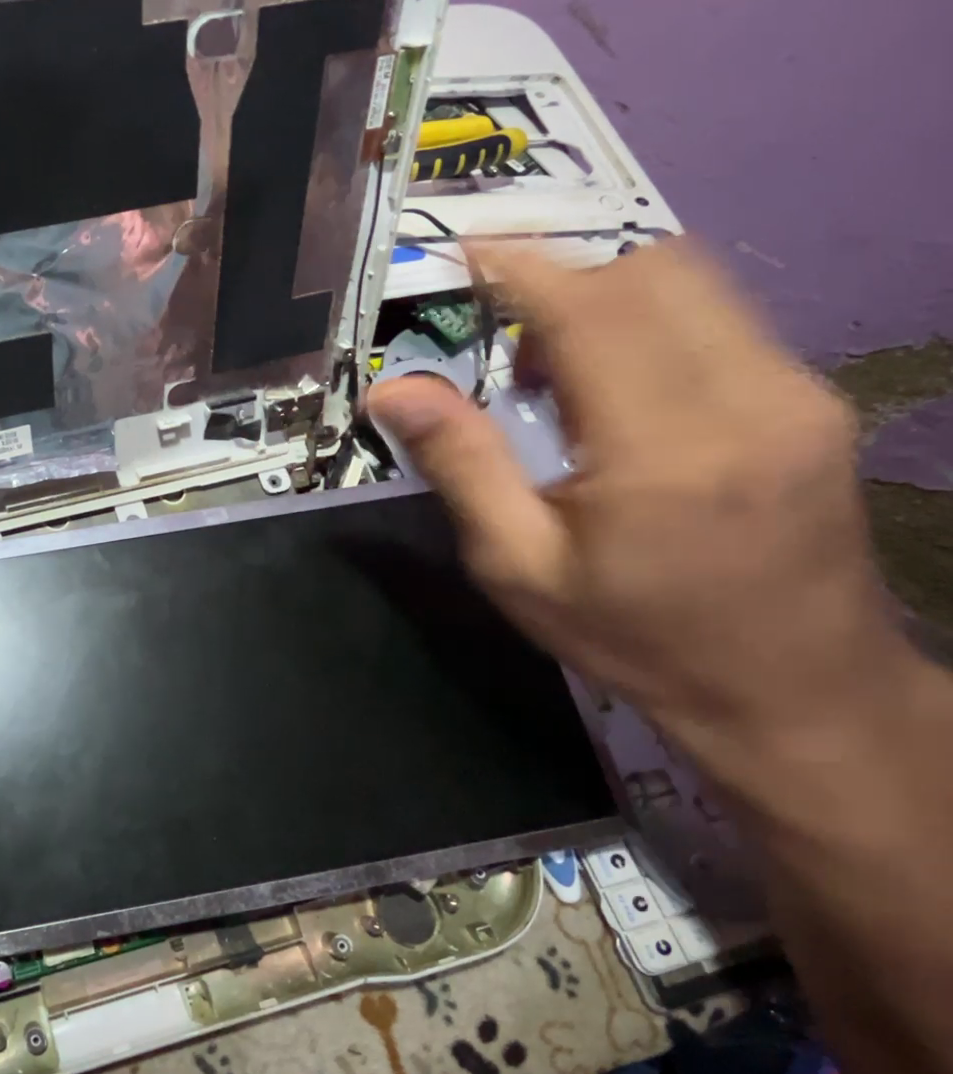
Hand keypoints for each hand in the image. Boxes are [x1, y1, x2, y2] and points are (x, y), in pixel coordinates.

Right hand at [367, 241, 915, 774]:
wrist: (791, 689)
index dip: (523, 267)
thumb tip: (394, 390)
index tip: (467, 252)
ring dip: (606, 301)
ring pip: (693, 285)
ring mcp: (793, 392)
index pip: (592, 309)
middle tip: (503, 337)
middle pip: (652, 271)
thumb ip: (461, 464)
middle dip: (563, 277)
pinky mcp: (811, 400)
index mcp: (664, 447)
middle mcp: (746, 397)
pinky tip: (614, 394)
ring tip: (552, 374)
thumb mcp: (519, 567)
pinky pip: (719, 321)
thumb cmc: (634, 637)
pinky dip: (649, 327)